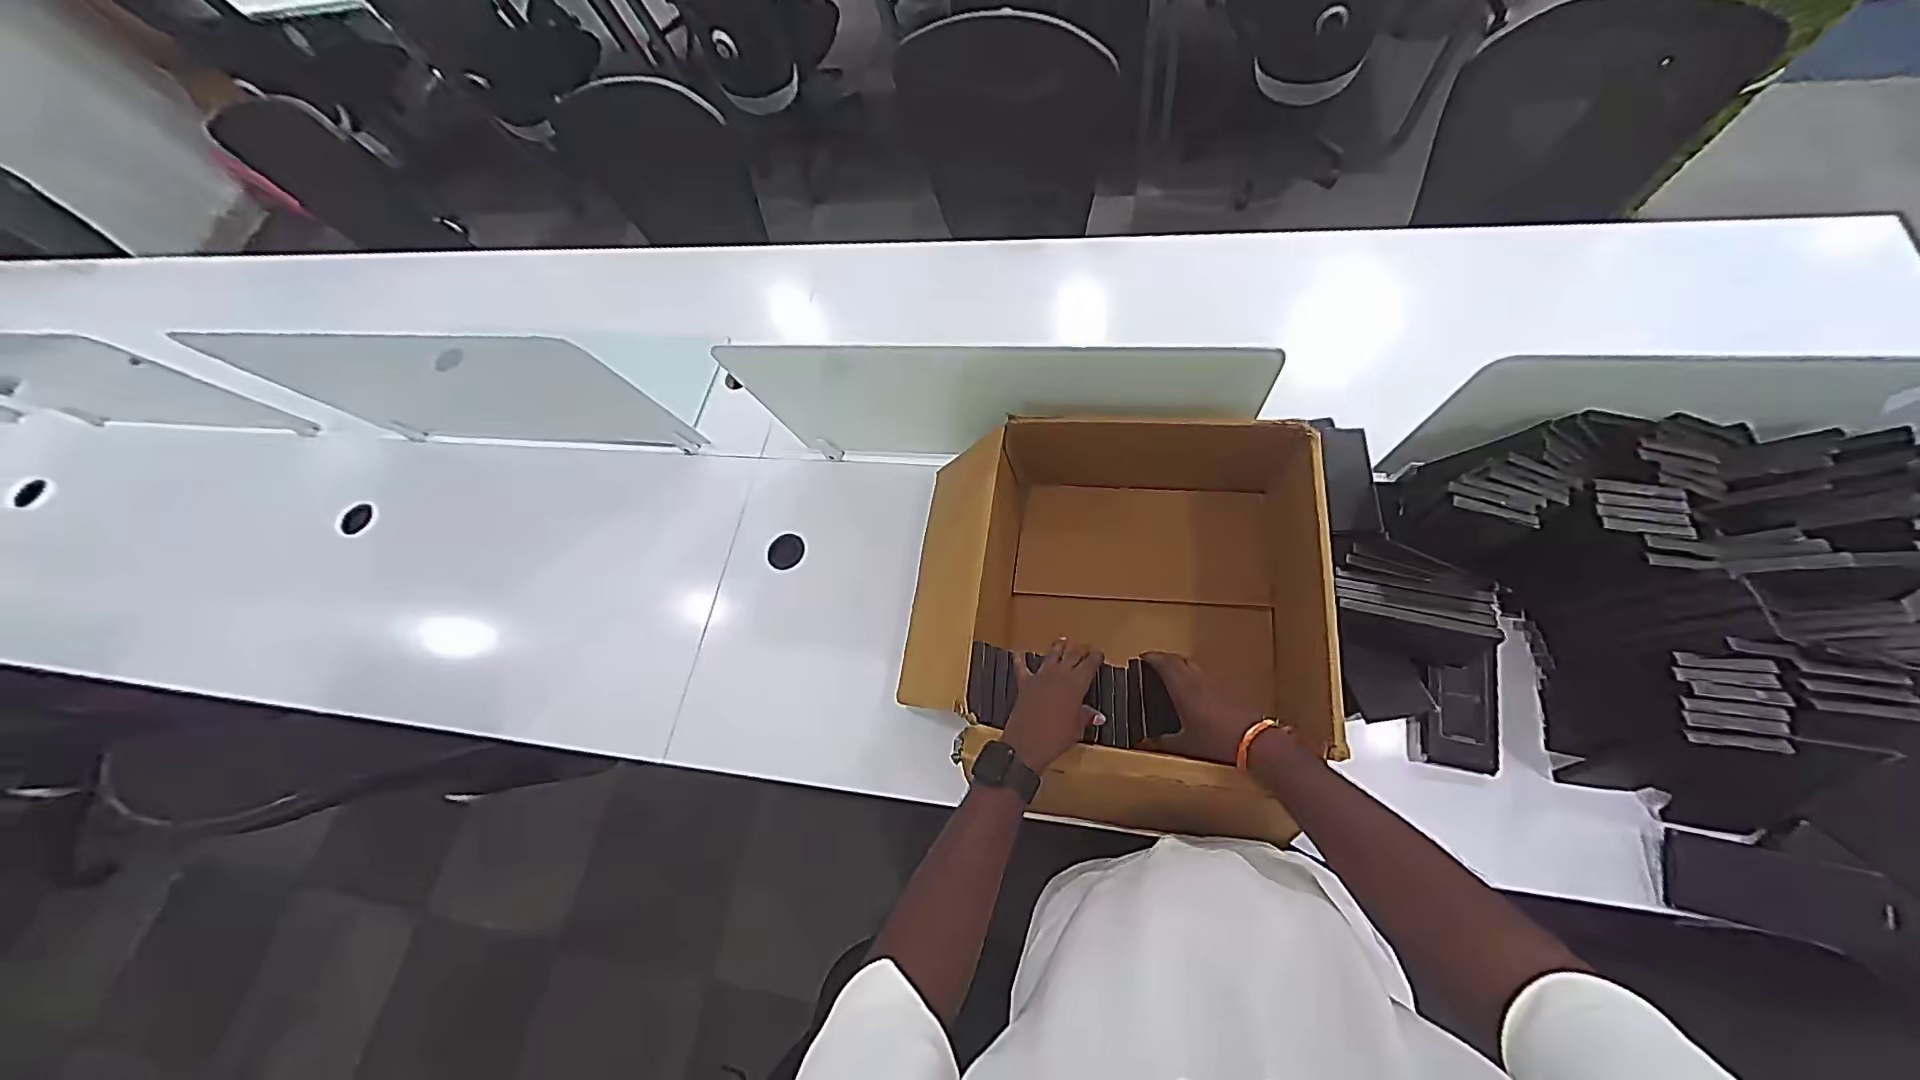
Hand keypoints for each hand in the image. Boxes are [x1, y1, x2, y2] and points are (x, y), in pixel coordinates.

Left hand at [1002, 640, 1103, 770]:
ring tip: (1062, 640)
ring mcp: (1040, 677)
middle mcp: (1059, 676)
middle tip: (1085, 646)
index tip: (1099, 652)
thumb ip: (1086, 716)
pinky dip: (1020, 659)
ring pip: (1051, 656)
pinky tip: (1019, 652)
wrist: (1027, 744)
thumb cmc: (1057, 737)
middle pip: (1072, 656)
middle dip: (1079, 649)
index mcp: (1076, 685)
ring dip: (1057, 647)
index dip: (1095, 657)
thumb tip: (1099, 716)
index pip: (1089, 665)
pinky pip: (1022, 667)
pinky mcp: (1024, 683)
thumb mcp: (1076, 728)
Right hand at [1142, 651, 1267, 765]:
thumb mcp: (1185, 745)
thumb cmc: (1215, 741)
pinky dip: (1193, 678)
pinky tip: (1193, 693)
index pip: (1165, 663)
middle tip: (1154, 664)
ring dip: (1180, 666)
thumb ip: (1163, 742)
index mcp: (1183, 688)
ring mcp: (1215, 684)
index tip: (1142, 657)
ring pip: (1193, 667)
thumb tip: (1144, 743)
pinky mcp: (1228, 691)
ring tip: (1171, 676)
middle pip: (1180, 659)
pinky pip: (1204, 677)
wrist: (1255, 741)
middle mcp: (1198, 681)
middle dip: (1165, 658)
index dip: (1153, 657)